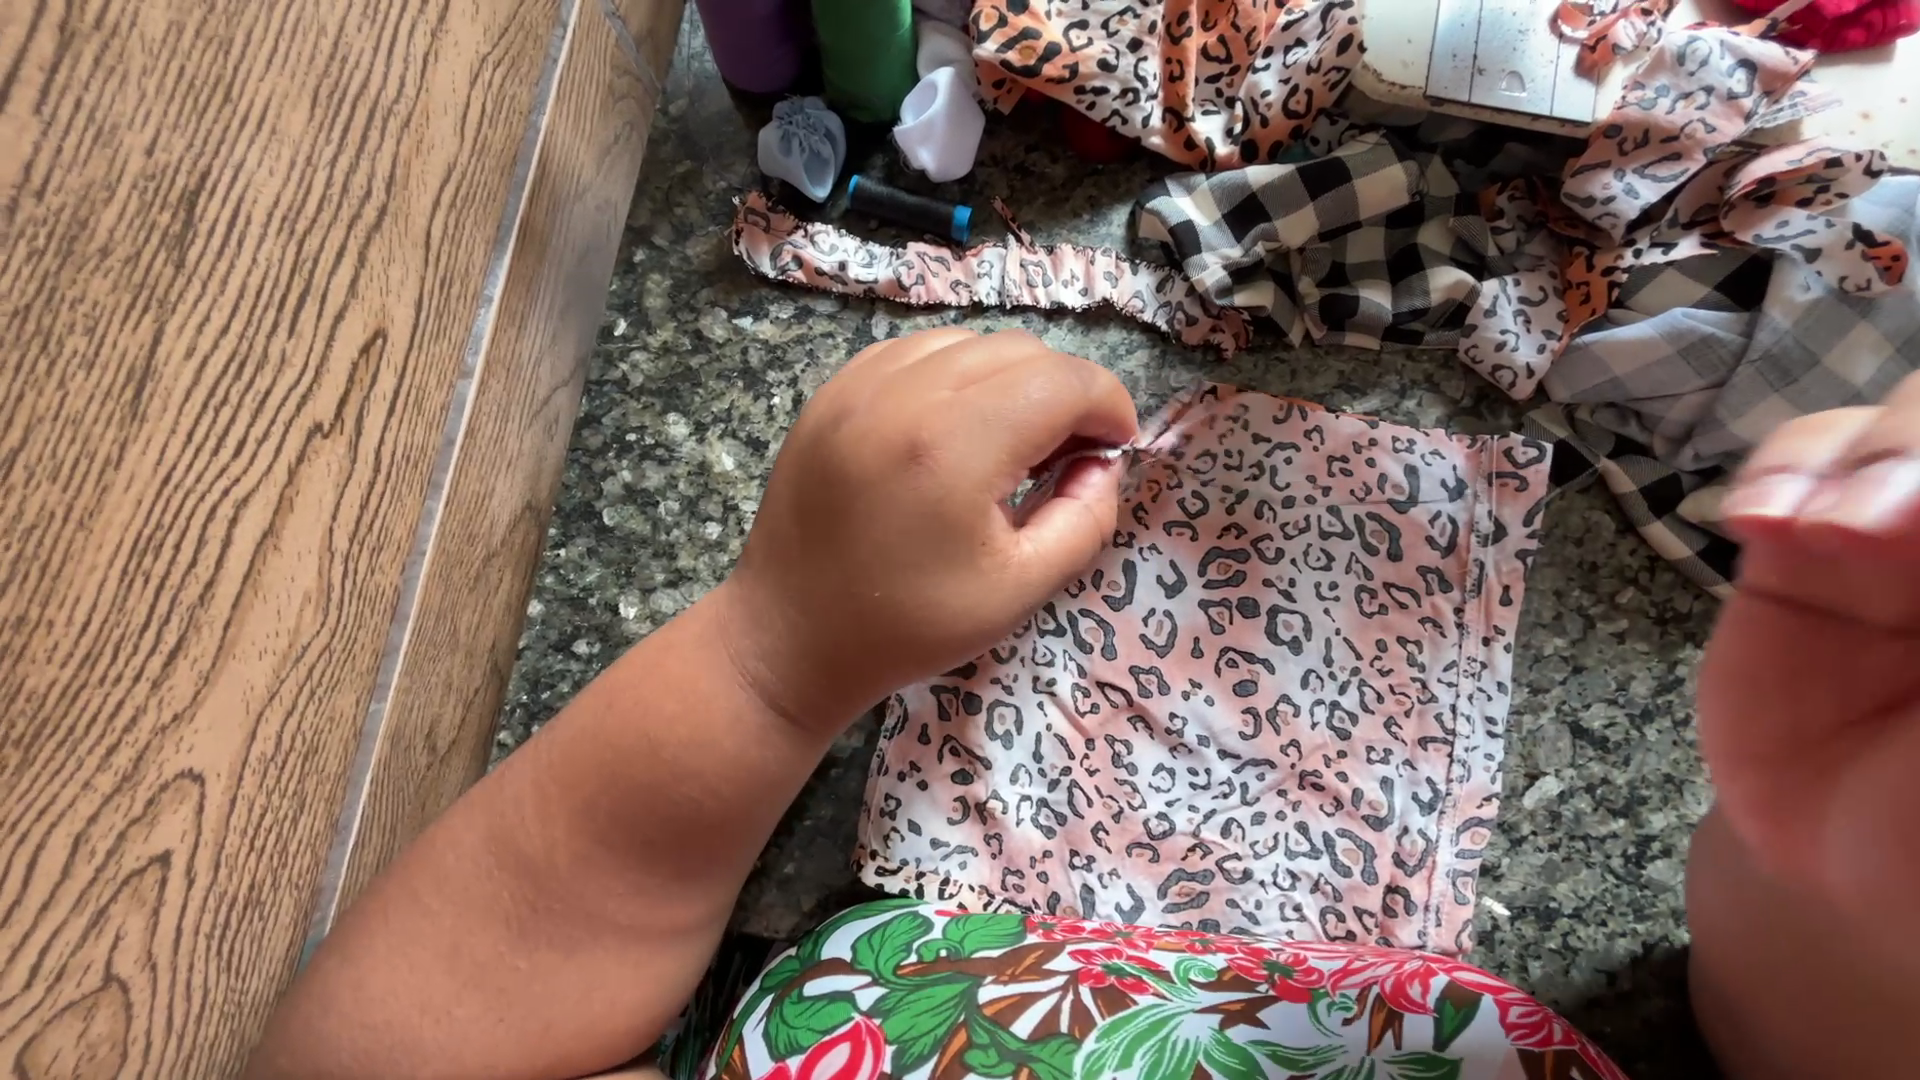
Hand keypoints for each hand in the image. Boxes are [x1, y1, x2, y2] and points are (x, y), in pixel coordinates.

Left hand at [712, 328, 1137, 734]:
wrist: (789, 636)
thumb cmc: (907, 626)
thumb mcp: (1019, 590)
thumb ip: (1085, 518)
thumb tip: (1102, 463)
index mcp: (954, 444)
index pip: (1065, 380)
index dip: (1110, 406)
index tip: (1113, 448)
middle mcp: (904, 392)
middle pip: (1023, 350)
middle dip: (1065, 393)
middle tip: (1063, 456)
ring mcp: (858, 383)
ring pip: (970, 342)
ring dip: (1011, 380)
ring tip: (1007, 443)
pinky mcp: (832, 390)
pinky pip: (917, 352)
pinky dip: (955, 375)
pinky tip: (952, 427)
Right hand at [1704, 370, 1919, 910]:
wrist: (1852, 863)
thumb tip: (1908, 520)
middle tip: (1886, 526)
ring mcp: (1901, 529)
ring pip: (1886, 425)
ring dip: (1850, 462)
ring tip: (1816, 535)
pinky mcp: (1799, 546)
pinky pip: (1791, 468)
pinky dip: (1775, 475)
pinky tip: (1755, 523)